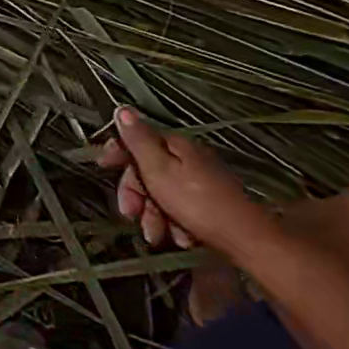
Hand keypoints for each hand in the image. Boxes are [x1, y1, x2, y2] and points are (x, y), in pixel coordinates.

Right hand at [97, 107, 279, 259]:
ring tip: (157, 234)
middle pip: (145, 171)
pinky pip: (177, 209)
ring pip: (159, 194)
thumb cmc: (196, 202)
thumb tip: (122, 109)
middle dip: (135, 195)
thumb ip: (137, 140)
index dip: (117, 152)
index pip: (137, 139)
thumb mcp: (157, 168)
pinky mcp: (208, 204)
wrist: (245, 239)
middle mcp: (189, 160)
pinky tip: (178, 235)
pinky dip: (172, 223)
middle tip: (131, 213)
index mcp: (176, 147)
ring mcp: (200, 182)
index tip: (104, 166)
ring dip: (152, 215)